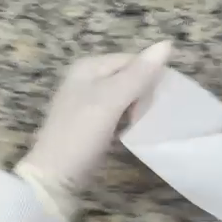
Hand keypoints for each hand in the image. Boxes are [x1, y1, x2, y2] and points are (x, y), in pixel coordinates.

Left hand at [16, 42, 172, 220]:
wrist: (54, 178)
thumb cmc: (80, 135)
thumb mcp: (110, 101)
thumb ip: (138, 74)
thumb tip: (167, 43)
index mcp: (88, 67)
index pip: (132, 60)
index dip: (148, 78)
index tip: (153, 102)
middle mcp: (85, 79)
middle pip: (129, 77)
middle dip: (142, 94)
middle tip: (142, 116)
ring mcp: (87, 103)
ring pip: (125, 96)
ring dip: (137, 109)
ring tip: (137, 125)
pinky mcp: (90, 124)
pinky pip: (117, 114)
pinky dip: (127, 121)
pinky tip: (129, 133)